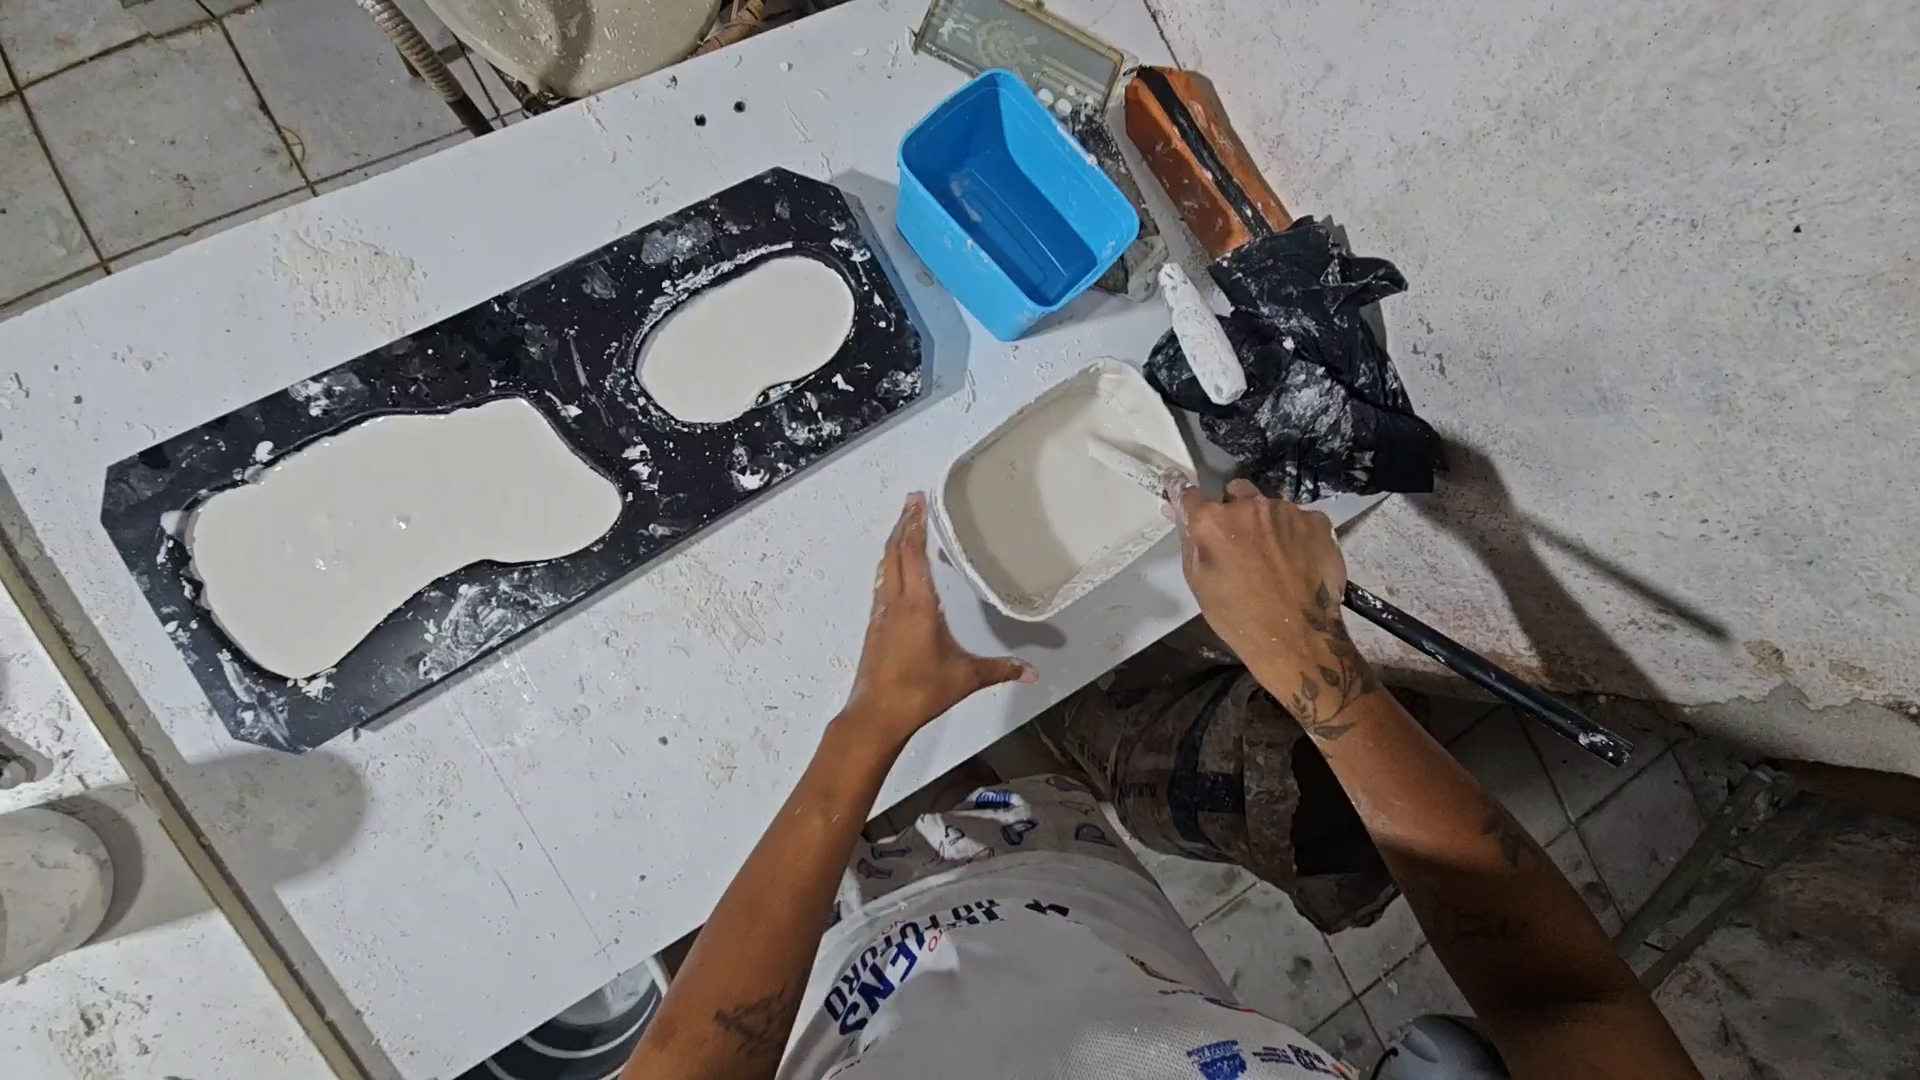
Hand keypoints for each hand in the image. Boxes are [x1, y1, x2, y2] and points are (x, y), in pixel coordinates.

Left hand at [842, 493, 1035, 744]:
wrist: (876, 714)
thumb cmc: (918, 692)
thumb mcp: (966, 678)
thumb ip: (1000, 670)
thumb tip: (1031, 672)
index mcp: (917, 606)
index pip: (914, 554)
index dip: (916, 525)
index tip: (918, 501)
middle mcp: (895, 603)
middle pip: (895, 552)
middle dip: (903, 524)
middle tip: (911, 500)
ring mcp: (881, 614)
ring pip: (884, 567)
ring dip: (894, 543)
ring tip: (903, 525)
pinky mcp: (874, 627)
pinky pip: (881, 584)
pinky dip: (888, 565)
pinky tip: (894, 569)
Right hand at [1170, 478, 1378, 738]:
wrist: (1296, 637)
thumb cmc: (1236, 615)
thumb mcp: (1198, 580)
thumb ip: (1188, 539)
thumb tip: (1177, 512)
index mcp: (1211, 520)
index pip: (1189, 493)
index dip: (1188, 502)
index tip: (1189, 508)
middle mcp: (1248, 505)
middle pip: (1234, 492)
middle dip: (1233, 510)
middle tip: (1240, 543)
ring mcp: (1286, 511)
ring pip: (1269, 505)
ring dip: (1265, 521)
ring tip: (1273, 556)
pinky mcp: (1317, 521)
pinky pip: (1299, 518)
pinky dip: (1294, 533)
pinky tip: (1296, 559)